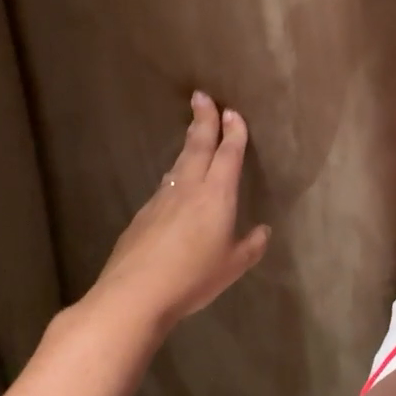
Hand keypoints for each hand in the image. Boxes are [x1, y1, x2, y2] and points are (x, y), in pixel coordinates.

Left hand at [88, 92, 270, 329]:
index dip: (234, 131)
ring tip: (193, 134)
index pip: (228, 153)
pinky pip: (163, 188)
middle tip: (202, 97)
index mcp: (216, 194)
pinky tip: (173, 185)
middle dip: (203, 120)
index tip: (233, 111)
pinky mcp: (141, 219)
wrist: (132, 297)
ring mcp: (160, 202)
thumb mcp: (234, 264)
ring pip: (178, 165)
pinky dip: (173, 176)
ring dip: (188, 145)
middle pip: (197, 147)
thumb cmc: (193, 277)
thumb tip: (262, 231)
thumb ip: (252, 245)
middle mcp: (188, 189)